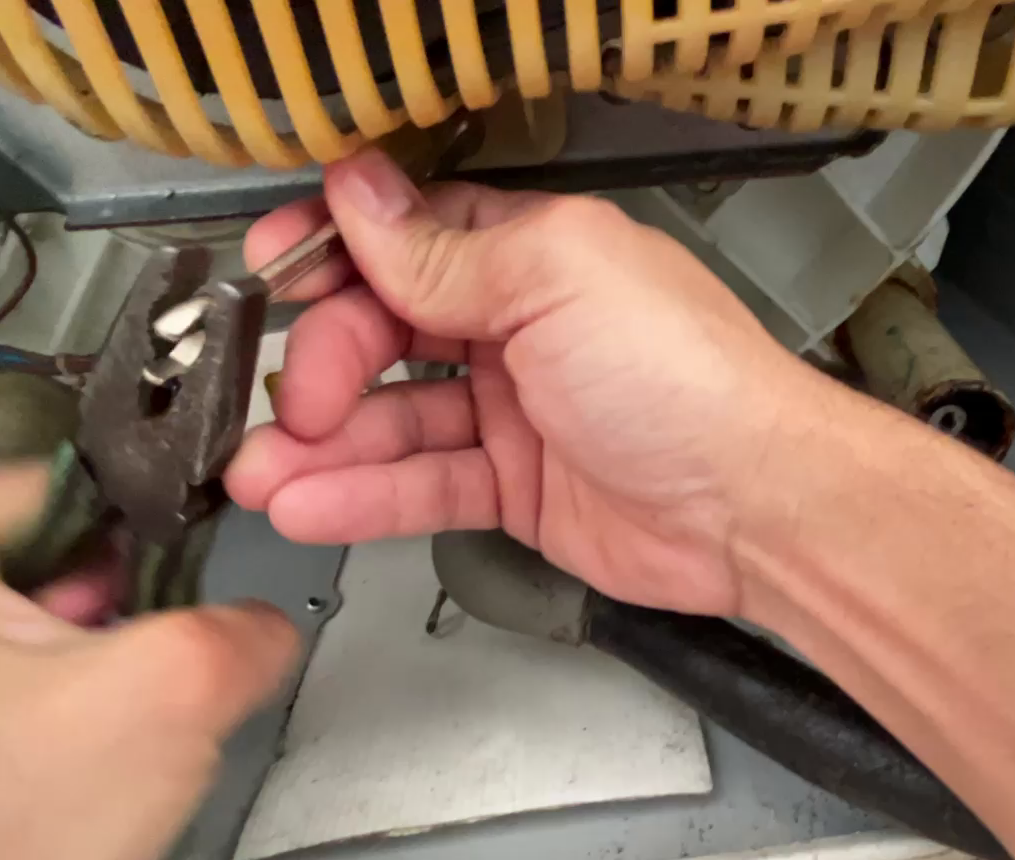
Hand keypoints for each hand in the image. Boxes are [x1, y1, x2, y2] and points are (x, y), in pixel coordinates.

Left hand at [0, 470, 296, 859]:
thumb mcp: (168, 695)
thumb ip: (249, 630)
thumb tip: (267, 623)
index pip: (76, 494)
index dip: (159, 551)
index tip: (187, 610)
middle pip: (51, 572)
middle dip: (122, 633)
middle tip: (128, 701)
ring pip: (29, 639)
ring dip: (91, 685)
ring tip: (89, 751)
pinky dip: (46, 726)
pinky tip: (50, 782)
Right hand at [229, 151, 834, 615]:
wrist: (749, 501)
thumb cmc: (684, 379)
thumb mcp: (559, 282)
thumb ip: (450, 256)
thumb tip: (363, 199)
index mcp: (535, 262)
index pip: (410, 246)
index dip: (336, 258)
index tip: (273, 272)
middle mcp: (523, 333)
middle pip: (389, 337)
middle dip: (324, 368)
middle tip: (287, 402)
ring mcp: (518, 416)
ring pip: (399, 423)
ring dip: (326, 448)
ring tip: (264, 473)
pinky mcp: (518, 490)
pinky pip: (429, 487)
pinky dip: (370, 497)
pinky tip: (316, 504)